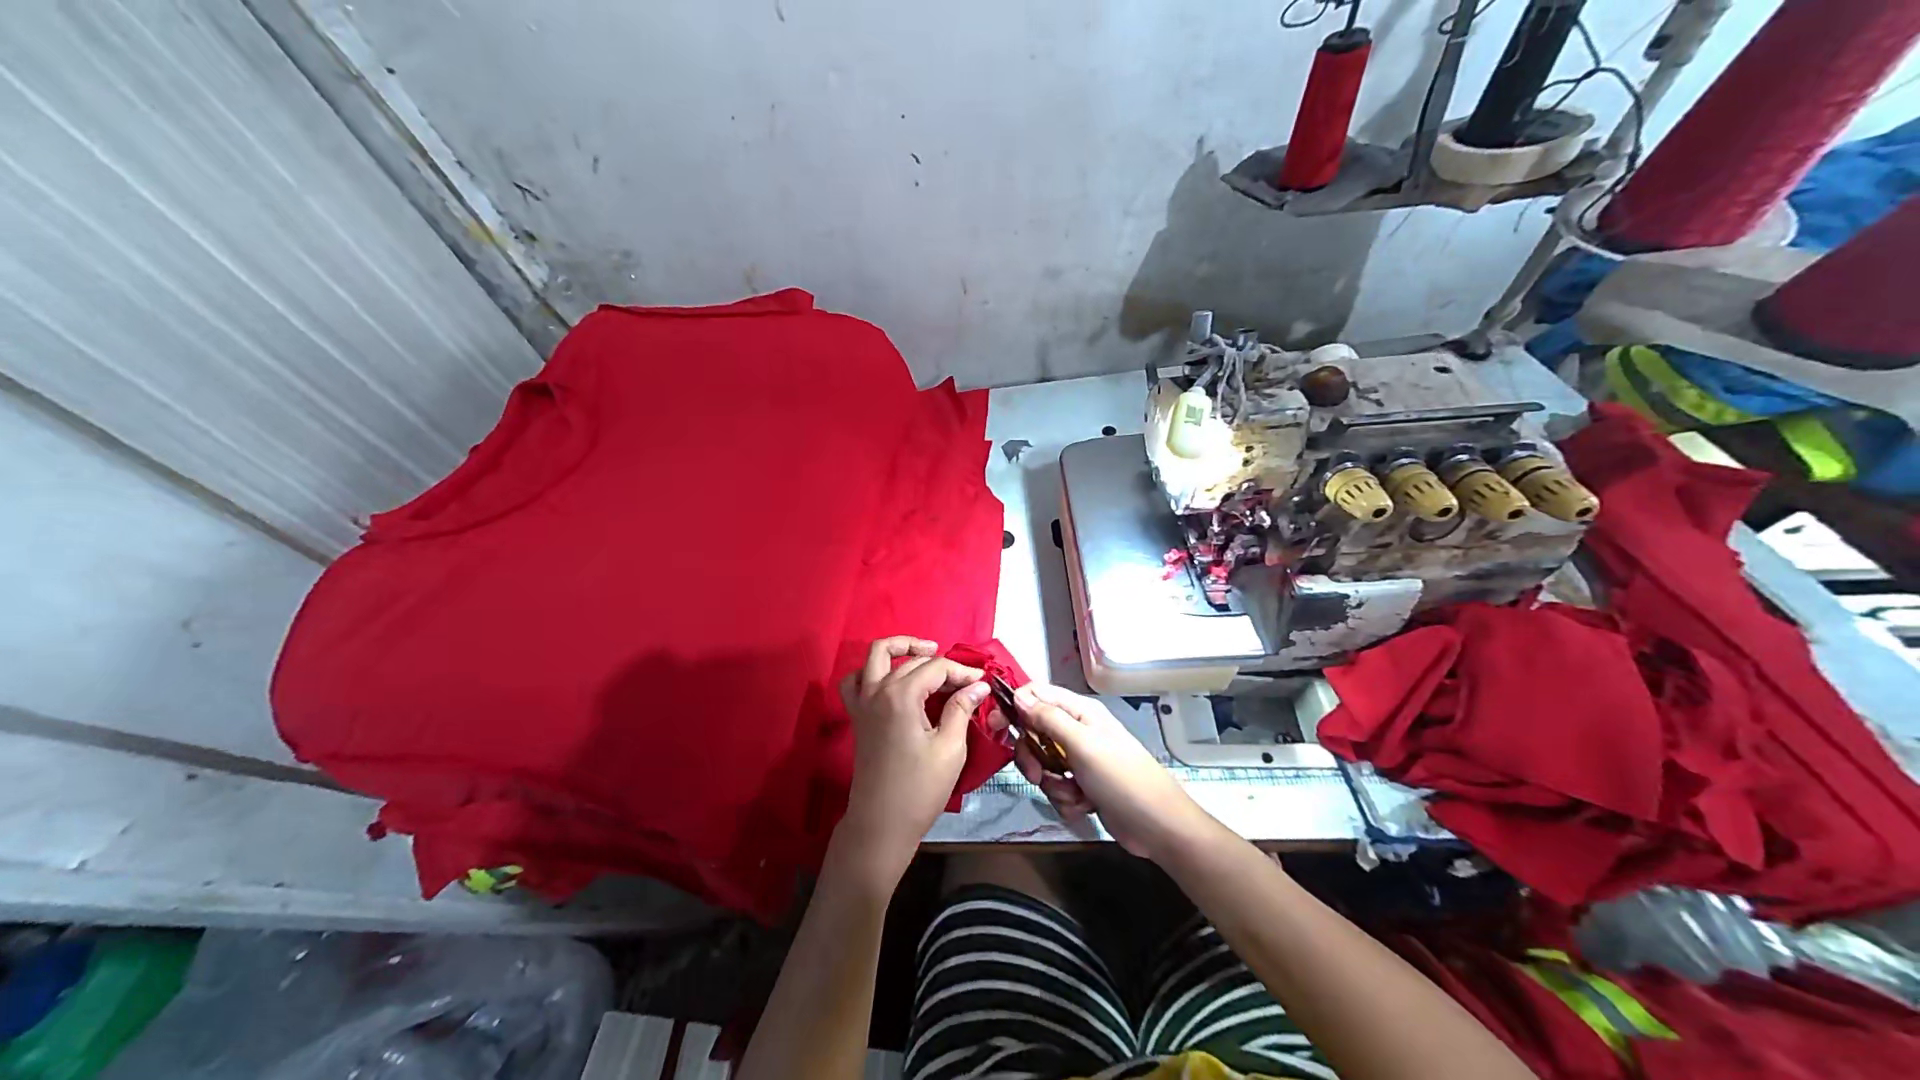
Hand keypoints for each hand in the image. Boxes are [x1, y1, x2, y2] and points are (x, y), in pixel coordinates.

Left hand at [833, 636, 987, 887]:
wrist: (881, 824)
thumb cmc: (919, 789)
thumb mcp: (950, 748)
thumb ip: (961, 709)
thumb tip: (977, 685)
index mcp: (901, 696)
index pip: (936, 668)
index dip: (962, 672)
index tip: (982, 683)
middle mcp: (877, 691)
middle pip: (912, 660)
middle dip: (941, 664)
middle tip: (964, 682)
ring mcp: (862, 702)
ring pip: (876, 656)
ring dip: (900, 649)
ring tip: (926, 654)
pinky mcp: (856, 716)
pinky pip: (856, 680)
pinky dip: (871, 671)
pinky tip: (891, 679)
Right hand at [1010, 683, 1218, 860]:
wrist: (1157, 826)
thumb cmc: (1121, 778)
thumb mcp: (1082, 744)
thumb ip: (1048, 718)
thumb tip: (1018, 695)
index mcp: (1080, 712)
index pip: (1037, 695)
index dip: (1016, 706)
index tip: (998, 725)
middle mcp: (1078, 731)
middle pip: (1035, 733)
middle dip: (1032, 756)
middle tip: (1036, 774)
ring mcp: (1081, 760)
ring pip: (1044, 764)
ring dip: (1052, 783)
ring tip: (1073, 792)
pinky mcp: (1083, 786)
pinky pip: (1057, 787)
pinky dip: (1065, 798)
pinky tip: (1084, 805)